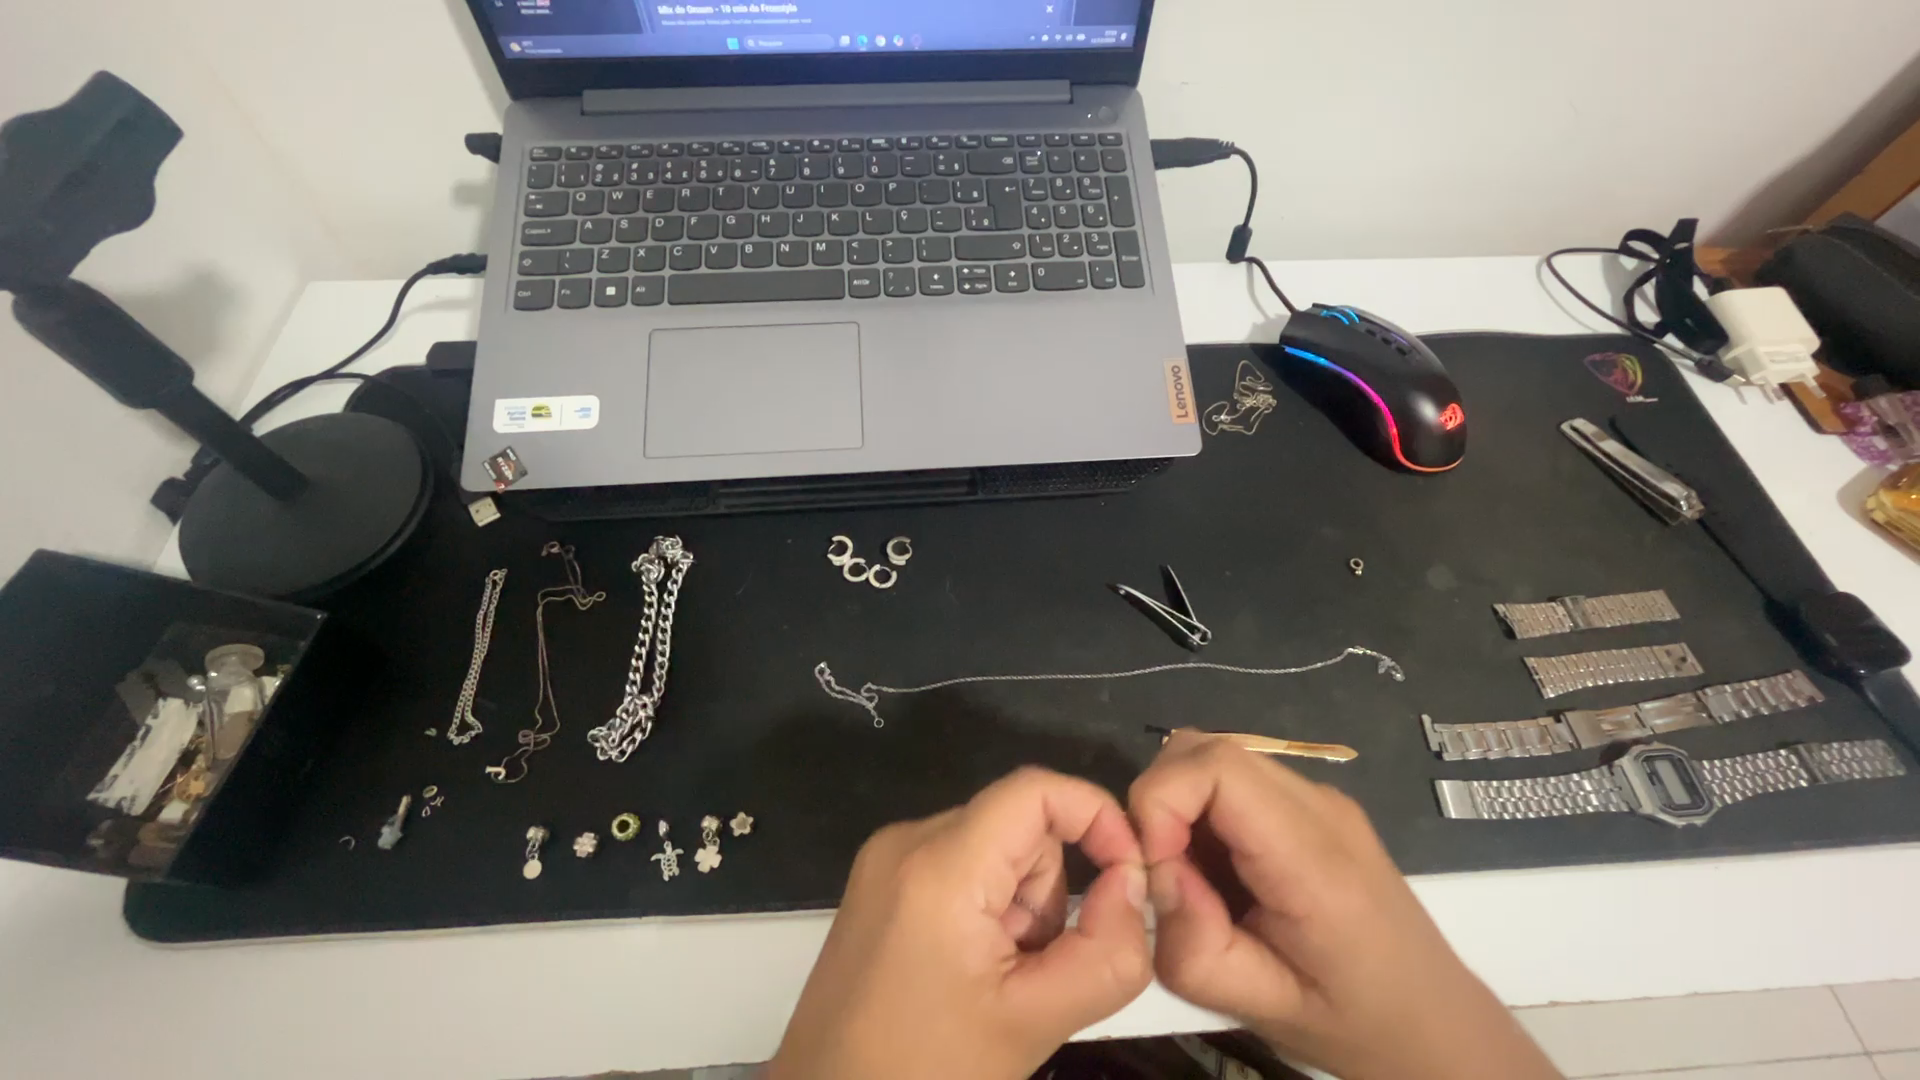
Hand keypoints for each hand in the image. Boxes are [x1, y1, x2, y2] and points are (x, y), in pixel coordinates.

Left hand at [769, 767, 1152, 1079]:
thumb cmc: (926, 1071)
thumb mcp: (1034, 1022)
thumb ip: (1105, 954)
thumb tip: (1133, 884)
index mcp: (940, 865)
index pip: (1035, 790)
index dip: (1095, 813)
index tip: (1127, 872)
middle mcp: (907, 839)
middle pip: (1019, 824)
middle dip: (1046, 890)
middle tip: (1028, 965)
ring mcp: (888, 856)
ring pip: (996, 846)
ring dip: (1019, 904)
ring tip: (992, 973)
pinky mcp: (881, 877)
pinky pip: (963, 863)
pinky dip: (987, 905)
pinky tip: (966, 965)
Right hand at [1130, 733, 1560, 1079]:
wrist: (1434, 1021)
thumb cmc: (1351, 1022)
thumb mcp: (1259, 1007)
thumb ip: (1192, 948)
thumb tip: (1153, 877)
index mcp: (1313, 859)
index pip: (1216, 767)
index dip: (1161, 800)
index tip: (1155, 867)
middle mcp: (1318, 806)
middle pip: (1207, 751)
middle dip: (1161, 802)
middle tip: (1167, 873)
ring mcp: (1318, 796)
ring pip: (1213, 758)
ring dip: (1179, 807)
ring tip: (1193, 875)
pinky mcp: (1311, 801)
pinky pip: (1233, 778)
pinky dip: (1201, 811)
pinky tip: (1221, 868)